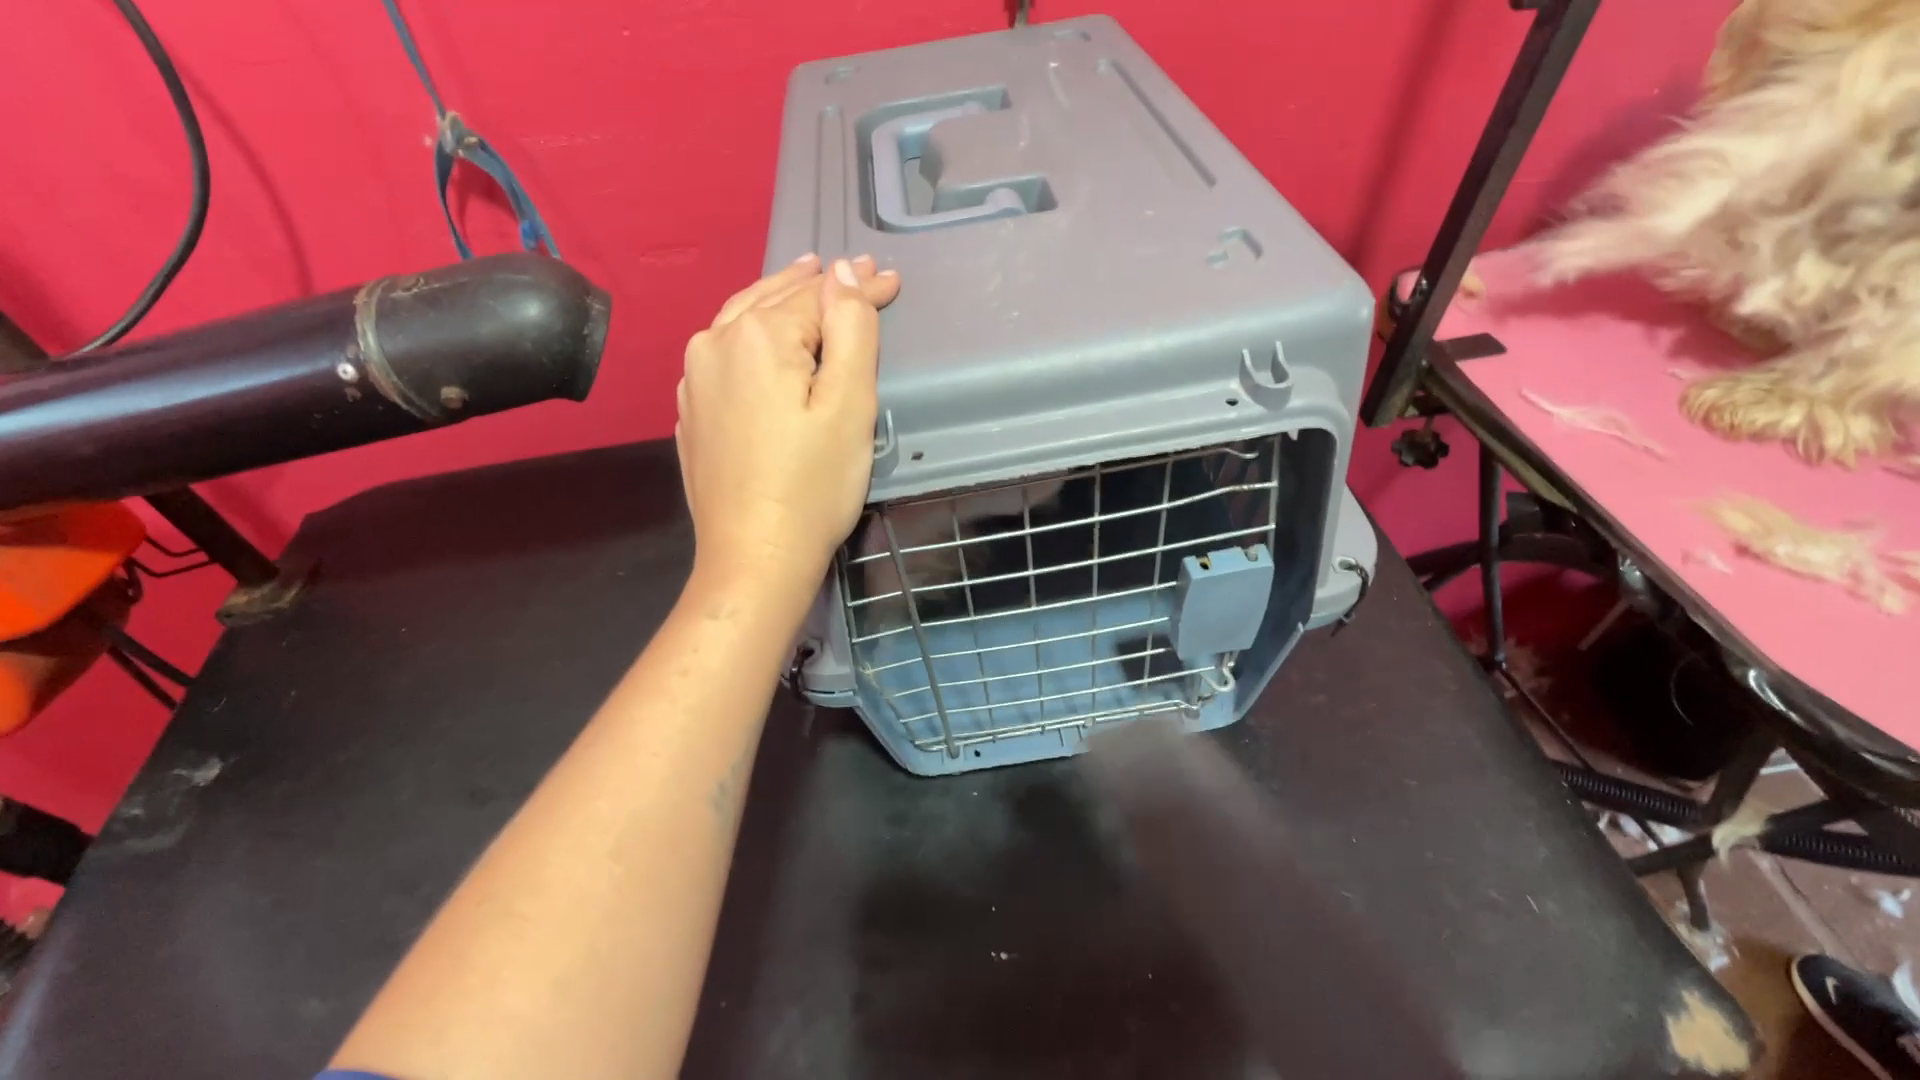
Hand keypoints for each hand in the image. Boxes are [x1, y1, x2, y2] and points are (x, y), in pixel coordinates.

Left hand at [676, 254, 900, 595]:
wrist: (754, 557)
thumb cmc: (813, 486)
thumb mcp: (849, 405)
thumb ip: (850, 329)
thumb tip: (841, 272)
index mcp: (756, 336)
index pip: (818, 295)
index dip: (860, 286)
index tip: (892, 278)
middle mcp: (714, 344)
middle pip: (775, 297)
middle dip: (821, 284)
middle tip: (859, 270)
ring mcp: (695, 380)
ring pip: (742, 319)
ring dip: (780, 297)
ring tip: (807, 279)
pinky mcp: (692, 411)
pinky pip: (725, 352)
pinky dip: (753, 333)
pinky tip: (764, 334)